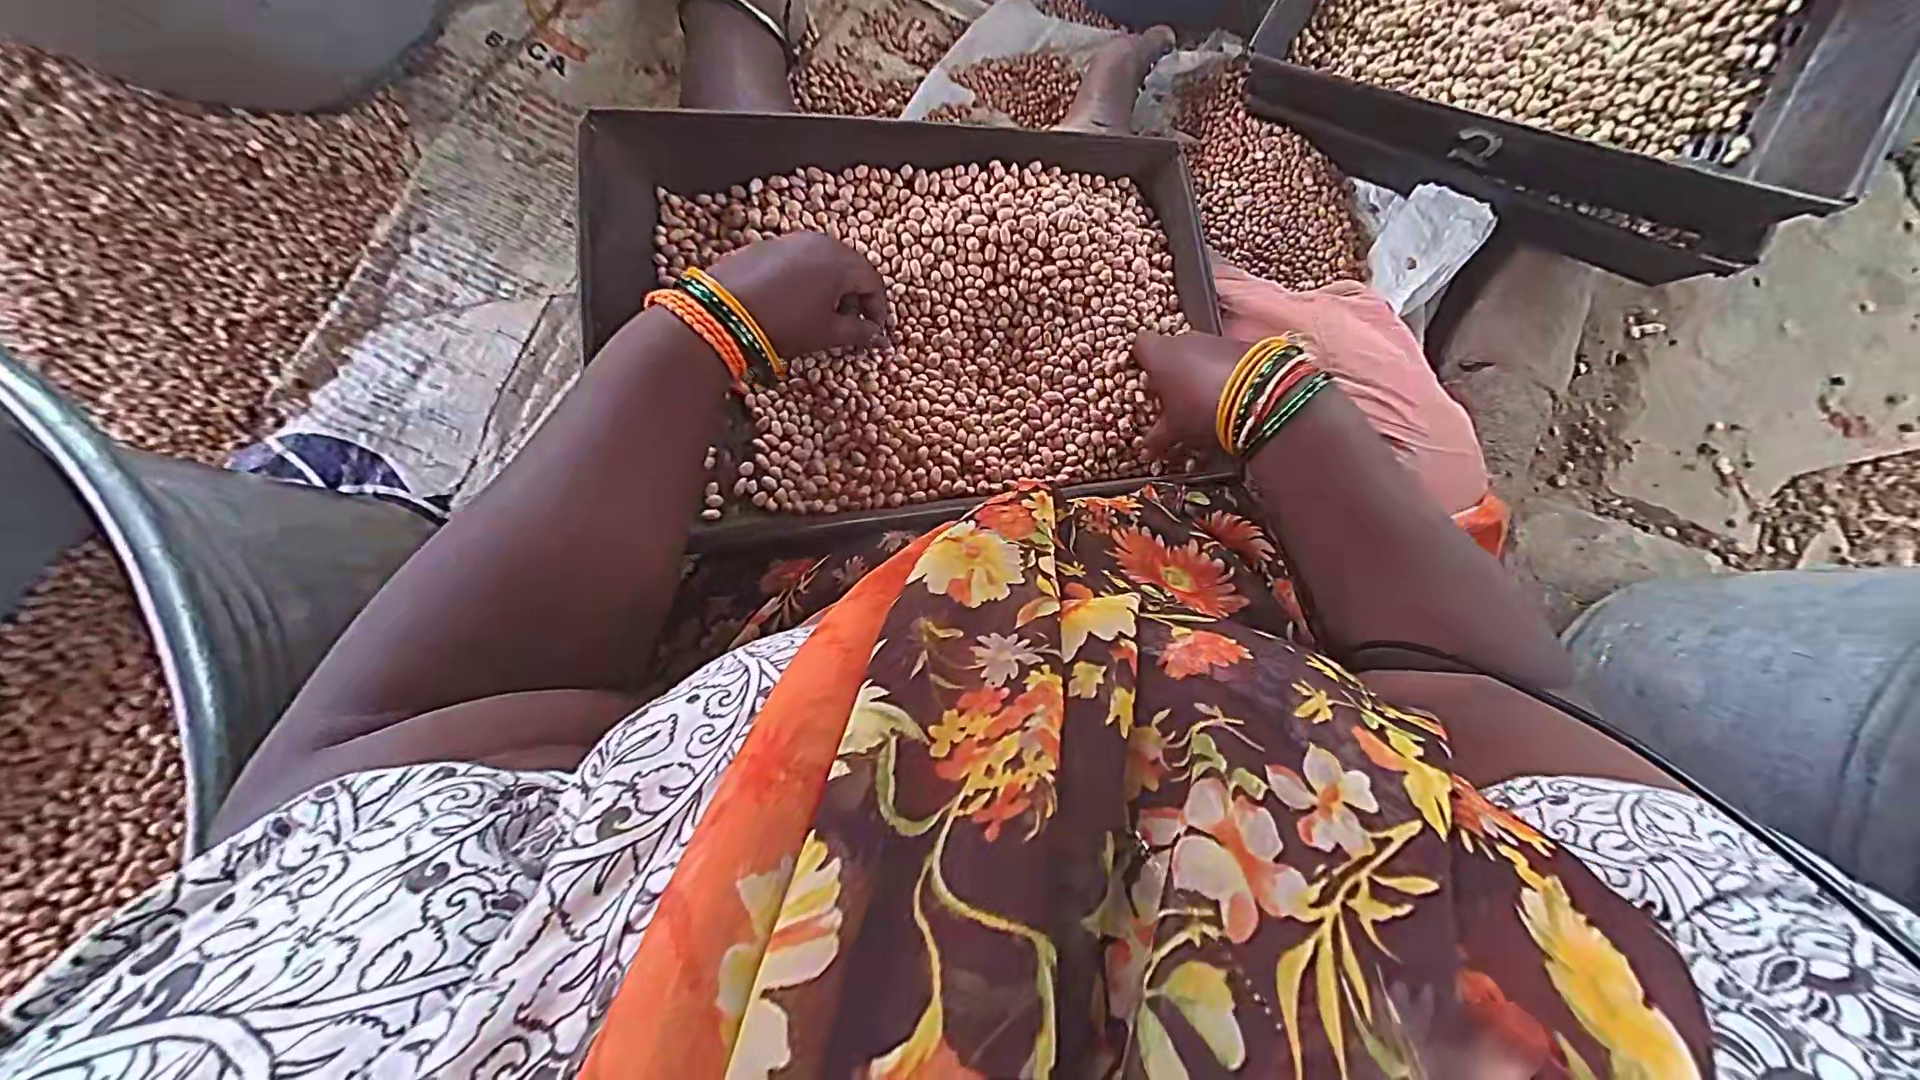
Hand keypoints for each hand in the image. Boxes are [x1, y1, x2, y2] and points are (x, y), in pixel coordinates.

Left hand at [704, 232, 890, 356]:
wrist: (724, 312)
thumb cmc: (786, 324)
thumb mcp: (827, 333)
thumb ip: (859, 332)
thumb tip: (878, 337)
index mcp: (840, 261)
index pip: (873, 281)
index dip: (878, 309)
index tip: (875, 331)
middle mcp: (819, 242)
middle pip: (850, 268)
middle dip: (856, 297)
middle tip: (852, 325)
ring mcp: (791, 240)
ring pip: (825, 263)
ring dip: (832, 289)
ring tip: (824, 317)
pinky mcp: (768, 245)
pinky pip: (800, 262)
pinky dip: (809, 281)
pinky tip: (798, 304)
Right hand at [1131, 330, 1252, 458]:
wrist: (1259, 395)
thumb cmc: (1200, 408)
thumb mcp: (1174, 429)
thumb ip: (1156, 436)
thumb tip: (1145, 450)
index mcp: (1160, 354)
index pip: (1139, 345)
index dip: (1140, 361)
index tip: (1143, 379)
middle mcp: (1185, 339)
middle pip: (1170, 348)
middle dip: (1170, 368)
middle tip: (1170, 395)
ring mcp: (1215, 339)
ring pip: (1198, 351)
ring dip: (1197, 369)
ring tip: (1199, 397)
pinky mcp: (1243, 345)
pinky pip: (1222, 356)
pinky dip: (1220, 371)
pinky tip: (1224, 393)